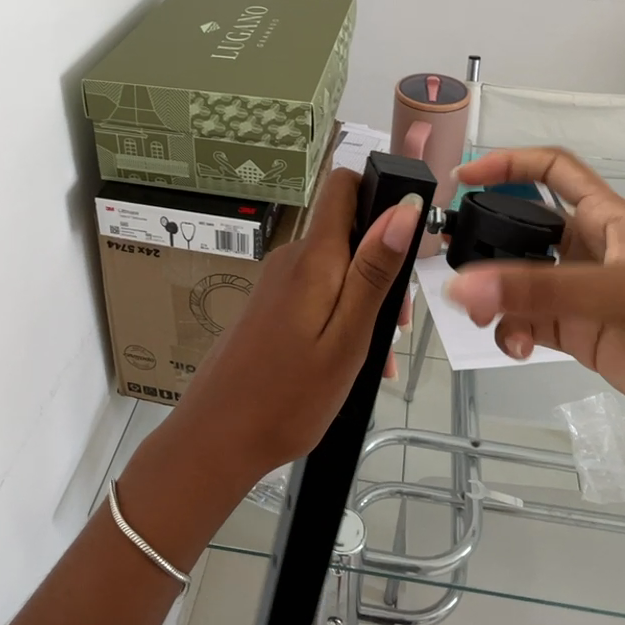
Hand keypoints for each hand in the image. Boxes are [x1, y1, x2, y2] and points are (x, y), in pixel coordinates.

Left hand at [170, 167, 424, 484]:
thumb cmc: (289, 397)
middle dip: (382, 268)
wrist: (217, 439)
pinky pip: (317, 293)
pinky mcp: (269, 305)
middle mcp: (291, 259)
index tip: (406, 240)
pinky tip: (347, 360)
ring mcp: (277, 283)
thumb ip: (374, 271)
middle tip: (395, 328)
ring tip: (375, 357)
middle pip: (349, 233)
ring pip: (337, 268)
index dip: (380, 195)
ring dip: (365, 301)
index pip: (344, 185)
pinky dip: (341, 316)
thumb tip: (404, 208)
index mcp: (313, 258)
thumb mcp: (347, 337)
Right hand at [447, 148, 624, 461]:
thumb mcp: (623, 295)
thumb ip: (541, 291)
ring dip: (497, 297)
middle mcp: (592, 251)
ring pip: (521, 283)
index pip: (553, 171)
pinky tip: (517, 348)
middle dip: (489, 243)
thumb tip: (460, 289)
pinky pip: (530, 324)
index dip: (510, 164)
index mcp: (609, 219)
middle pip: (525, 231)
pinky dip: (512, 332)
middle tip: (455, 263)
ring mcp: (586, 297)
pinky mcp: (584, 338)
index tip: (464, 179)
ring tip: (486, 318)